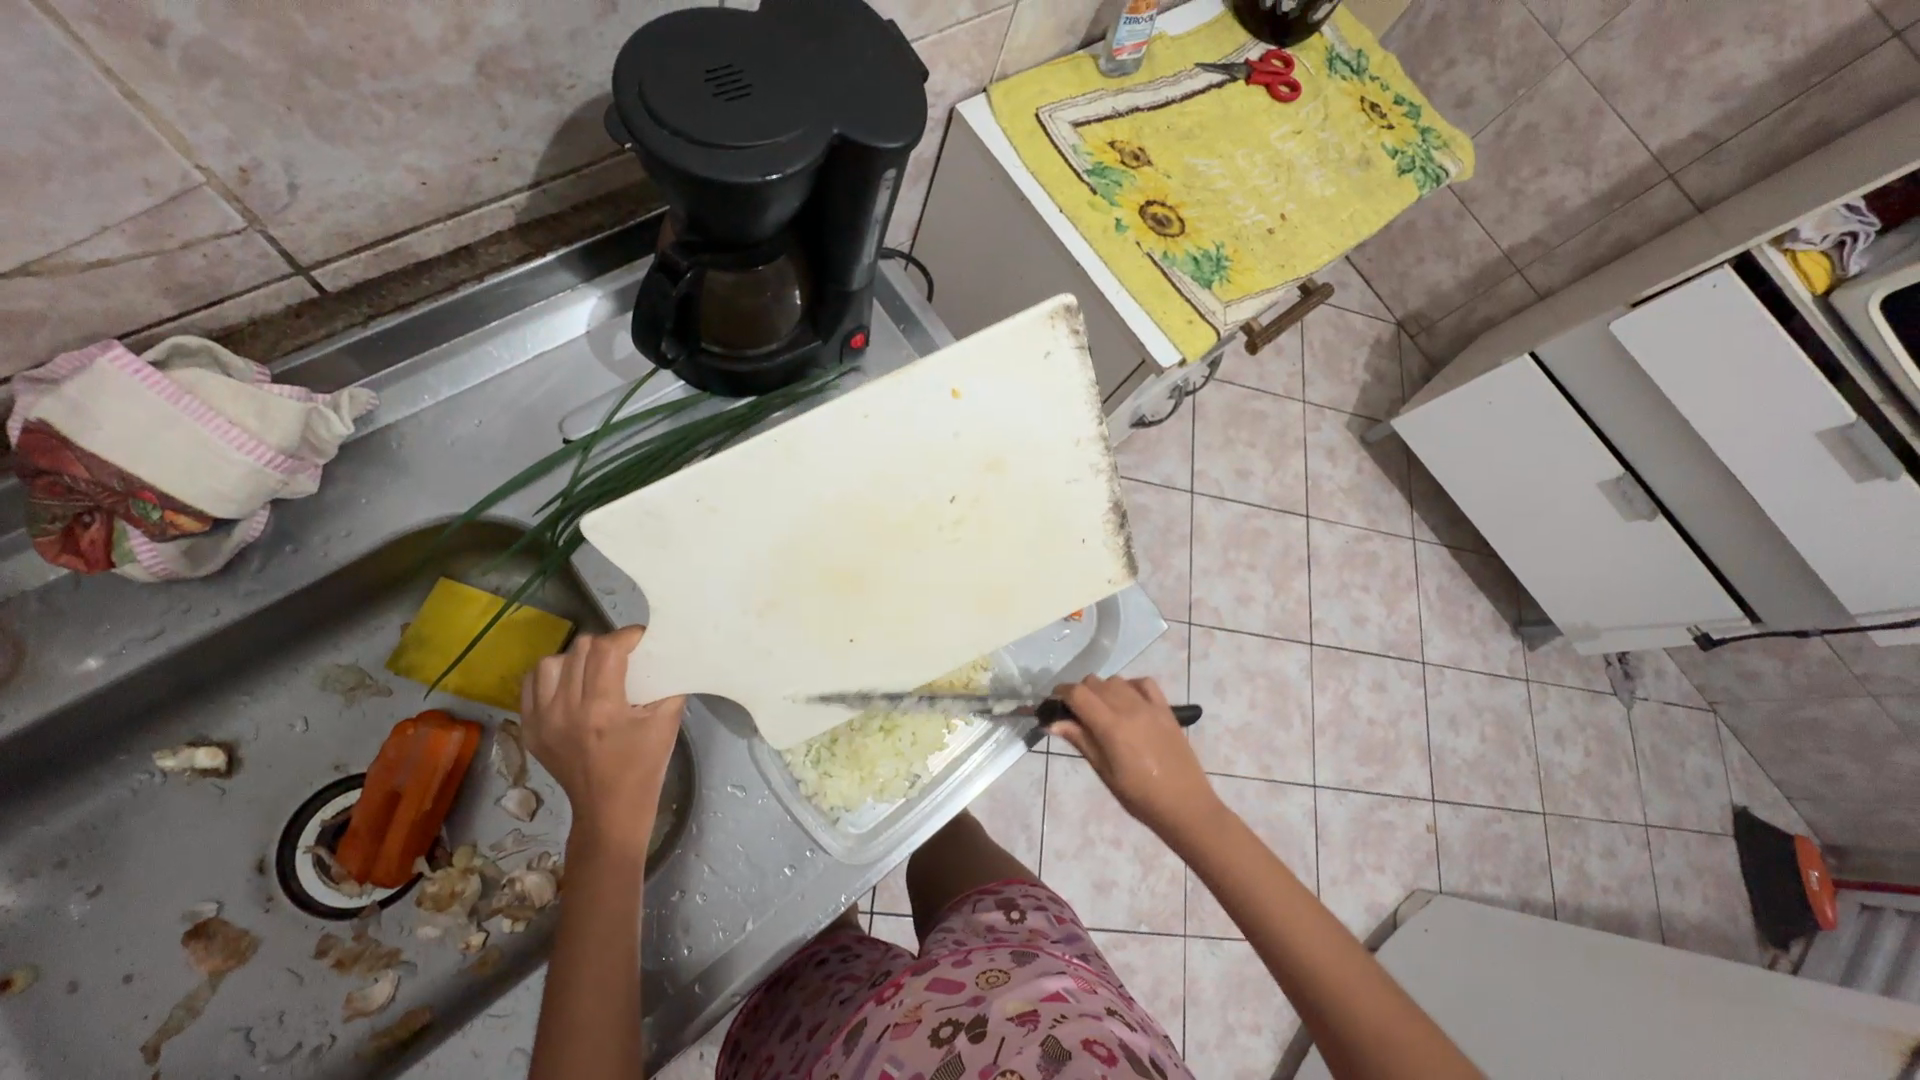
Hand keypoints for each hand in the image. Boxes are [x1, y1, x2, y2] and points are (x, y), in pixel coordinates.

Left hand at [521, 626, 684, 848]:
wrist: (609, 810)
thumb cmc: (644, 767)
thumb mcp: (667, 722)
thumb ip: (669, 683)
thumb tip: (668, 656)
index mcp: (601, 708)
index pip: (607, 649)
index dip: (626, 635)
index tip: (641, 639)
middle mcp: (565, 710)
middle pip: (579, 650)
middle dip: (605, 645)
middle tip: (622, 656)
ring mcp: (541, 721)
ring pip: (550, 663)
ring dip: (574, 659)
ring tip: (591, 670)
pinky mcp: (530, 730)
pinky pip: (531, 686)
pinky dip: (551, 679)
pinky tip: (569, 687)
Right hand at [1050, 675, 1223, 843]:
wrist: (1185, 805)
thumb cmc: (1140, 797)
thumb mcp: (1104, 772)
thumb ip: (1080, 741)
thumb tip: (1052, 722)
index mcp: (1112, 727)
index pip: (1077, 694)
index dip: (1060, 694)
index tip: (1053, 706)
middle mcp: (1130, 708)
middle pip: (1094, 682)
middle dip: (1078, 693)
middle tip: (1075, 715)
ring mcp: (1150, 706)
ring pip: (1116, 680)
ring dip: (1102, 690)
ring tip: (1101, 712)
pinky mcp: (1166, 709)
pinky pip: (1143, 683)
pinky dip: (1129, 687)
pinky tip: (1126, 703)